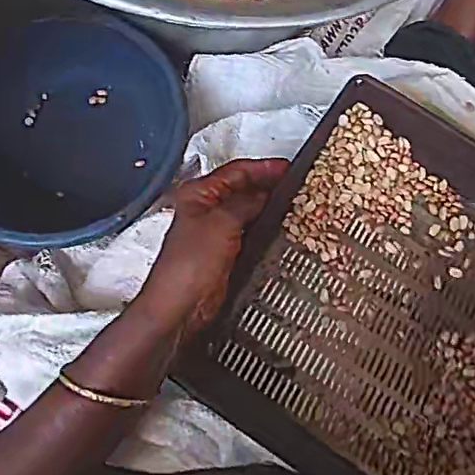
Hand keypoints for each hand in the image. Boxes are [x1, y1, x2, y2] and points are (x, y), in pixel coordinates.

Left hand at [135, 158, 288, 335]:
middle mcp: (206, 210)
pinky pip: (251, 233)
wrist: (180, 307)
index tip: (286, 167)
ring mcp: (216, 232)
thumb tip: (265, 193)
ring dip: (268, 207)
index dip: (263, 168)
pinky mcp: (226, 252)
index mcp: (198, 194)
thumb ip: (246, 203)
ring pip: (248, 211)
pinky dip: (265, 228)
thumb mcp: (222, 223)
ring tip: (293, 204)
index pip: (236, 171)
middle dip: (268, 186)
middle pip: (243, 189)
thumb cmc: (187, 267)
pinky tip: (281, 228)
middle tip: (294, 184)